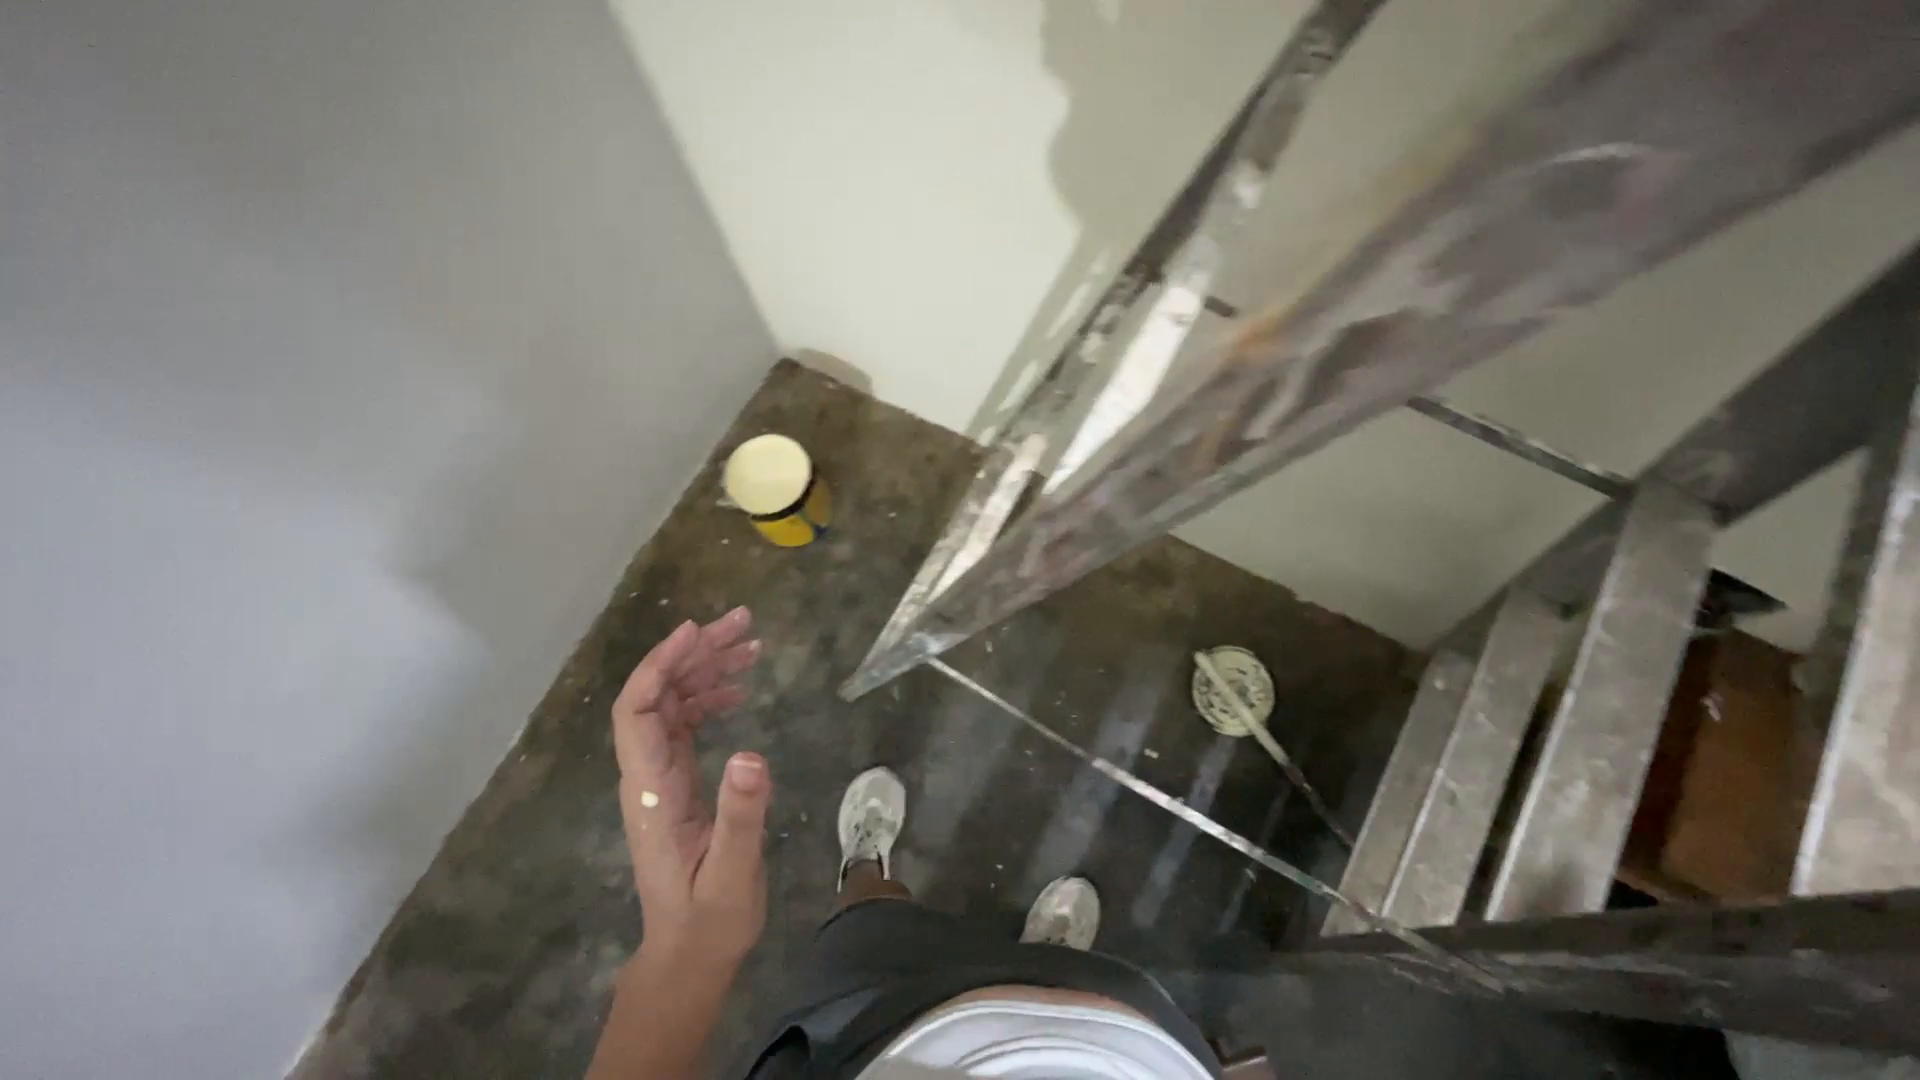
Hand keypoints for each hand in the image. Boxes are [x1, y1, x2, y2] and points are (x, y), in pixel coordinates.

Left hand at [610, 607, 768, 965]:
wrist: (690, 953)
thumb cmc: (710, 919)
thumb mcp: (733, 871)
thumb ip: (741, 814)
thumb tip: (751, 754)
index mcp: (650, 790)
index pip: (638, 710)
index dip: (660, 664)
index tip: (698, 631)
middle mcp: (647, 774)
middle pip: (658, 695)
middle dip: (695, 653)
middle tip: (744, 623)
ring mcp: (660, 777)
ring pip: (673, 704)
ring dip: (706, 669)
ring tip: (752, 644)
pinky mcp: (677, 783)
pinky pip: (686, 724)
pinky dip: (711, 697)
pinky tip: (740, 688)